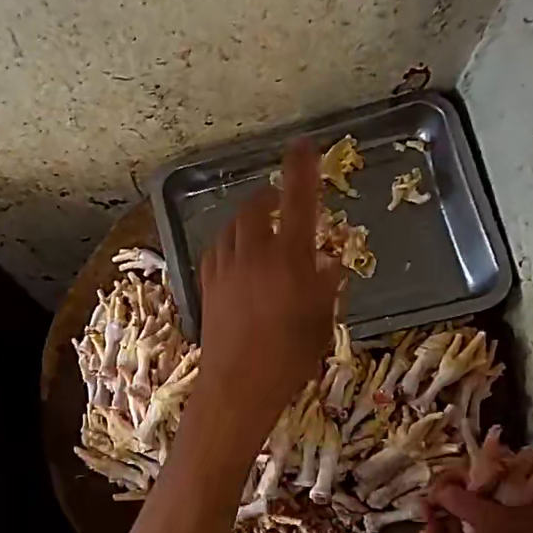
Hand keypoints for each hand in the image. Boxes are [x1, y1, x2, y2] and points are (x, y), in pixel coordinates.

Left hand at [194, 140, 343, 431]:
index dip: (302, 168)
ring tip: (261, 229)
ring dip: (248, 219)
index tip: (304, 145)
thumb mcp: (321, 323)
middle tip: (282, 201)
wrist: (237, 387)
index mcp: (290, 259)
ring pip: (232, 226)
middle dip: (270, 197)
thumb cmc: (289, 360)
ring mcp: (224, 268)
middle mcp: (253, 254)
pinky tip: (236, 255)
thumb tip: (326, 264)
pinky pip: (216, 249)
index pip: (299, 200)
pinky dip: (229, 242)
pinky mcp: (206, 285)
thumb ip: (325, 288)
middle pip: (256, 206)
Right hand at [422, 425, 532, 532]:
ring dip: (444, 515)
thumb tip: (437, 489)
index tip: (434, 490)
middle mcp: (514, 496)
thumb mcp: (494, 526)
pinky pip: (469, 524)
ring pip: (467, 506)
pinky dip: (451, 529)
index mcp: (522, 484)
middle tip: (423, 512)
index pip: (483, 464)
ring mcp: (507, 517)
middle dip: (445, 497)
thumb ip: (464, 502)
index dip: (455, 474)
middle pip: (471, 485)